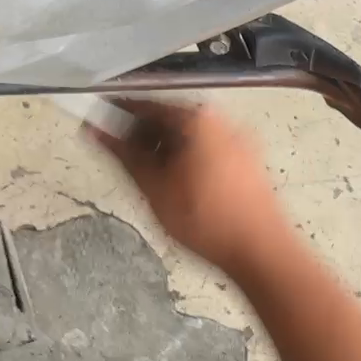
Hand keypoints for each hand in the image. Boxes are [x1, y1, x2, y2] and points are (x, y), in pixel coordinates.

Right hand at [87, 99, 290, 280]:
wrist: (266, 257)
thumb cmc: (209, 221)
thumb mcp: (153, 187)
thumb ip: (121, 154)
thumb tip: (94, 132)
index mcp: (197, 117)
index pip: (145, 103)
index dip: (117, 112)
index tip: (99, 119)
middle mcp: (221, 120)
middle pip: (168, 117)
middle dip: (141, 135)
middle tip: (119, 151)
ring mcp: (238, 141)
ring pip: (188, 135)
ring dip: (163, 149)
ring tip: (146, 174)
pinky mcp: (249, 163)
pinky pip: (207, 149)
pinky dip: (186, 159)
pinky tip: (175, 184)